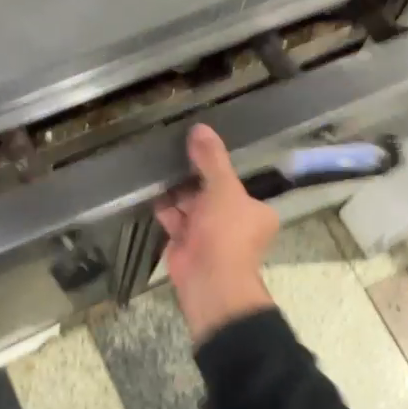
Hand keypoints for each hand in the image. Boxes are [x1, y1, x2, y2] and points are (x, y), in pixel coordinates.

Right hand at [154, 124, 277, 343]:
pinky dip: (165, 209)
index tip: (200, 148)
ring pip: (191, 207)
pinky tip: (152, 190)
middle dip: (193, 179)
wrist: (209, 280)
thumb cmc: (226, 232)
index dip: (219, 168)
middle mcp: (235, 223)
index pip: (237, 183)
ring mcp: (210, 235)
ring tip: (159, 166)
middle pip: (211, 194)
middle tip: (175, 152)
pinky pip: (175, 220)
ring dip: (177, 193)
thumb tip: (200, 128)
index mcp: (255, 211)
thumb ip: (212, 159)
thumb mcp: (223, 188)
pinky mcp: (187, 245)